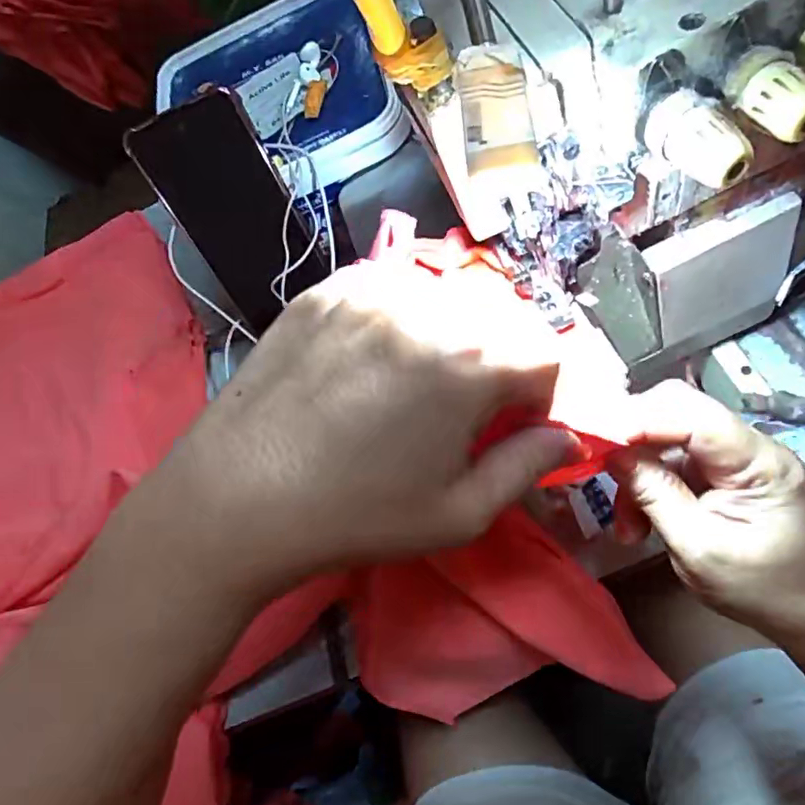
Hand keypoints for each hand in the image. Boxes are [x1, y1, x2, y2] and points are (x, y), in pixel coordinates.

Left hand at [143, 259, 578, 593]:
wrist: (237, 498)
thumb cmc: (357, 515)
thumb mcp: (457, 513)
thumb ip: (525, 468)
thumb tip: (567, 440)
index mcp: (470, 363)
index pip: (547, 355)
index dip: (542, 397)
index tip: (512, 428)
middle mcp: (429, 308)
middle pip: (503, 319)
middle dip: (503, 360)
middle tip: (468, 407)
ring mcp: (372, 290)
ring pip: (449, 297)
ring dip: (455, 334)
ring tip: (419, 380)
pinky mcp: (327, 289)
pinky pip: (393, 288)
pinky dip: (405, 316)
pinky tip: (376, 357)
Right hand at [607, 382, 804, 637]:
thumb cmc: (762, 589)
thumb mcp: (699, 549)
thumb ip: (655, 496)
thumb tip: (613, 454)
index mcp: (758, 460)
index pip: (694, 416)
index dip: (642, 420)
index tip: (599, 442)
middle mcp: (750, 446)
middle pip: (679, 413)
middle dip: (634, 443)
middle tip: (605, 475)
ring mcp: (737, 458)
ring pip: (669, 440)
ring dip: (639, 474)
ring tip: (627, 526)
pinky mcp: (725, 474)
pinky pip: (676, 463)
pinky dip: (652, 487)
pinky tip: (641, 522)